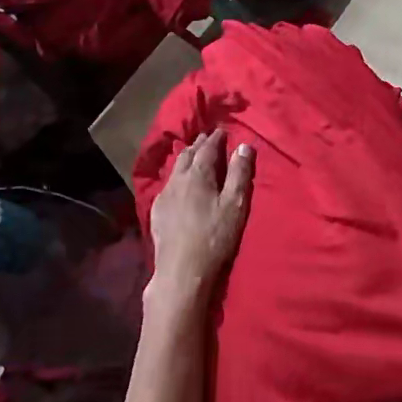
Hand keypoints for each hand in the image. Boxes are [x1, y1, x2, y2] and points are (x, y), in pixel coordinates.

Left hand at [149, 131, 254, 303]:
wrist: (181, 270)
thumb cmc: (214, 237)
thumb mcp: (234, 205)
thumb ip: (240, 174)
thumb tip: (244, 146)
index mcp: (198, 174)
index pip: (207, 148)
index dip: (215, 139)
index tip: (222, 131)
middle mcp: (177, 179)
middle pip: (187, 154)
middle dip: (198, 144)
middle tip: (207, 139)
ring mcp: (164, 195)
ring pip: (175, 168)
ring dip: (186, 158)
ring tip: (193, 155)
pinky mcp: (157, 211)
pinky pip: (168, 184)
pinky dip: (177, 176)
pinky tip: (179, 185)